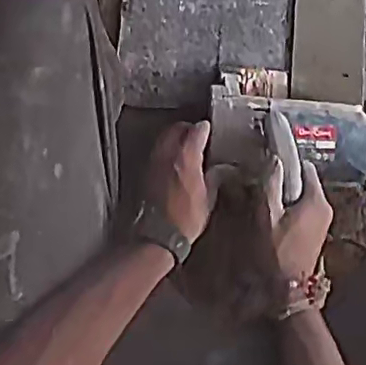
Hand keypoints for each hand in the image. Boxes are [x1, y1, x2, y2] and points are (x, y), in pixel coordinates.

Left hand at [144, 120, 214, 242]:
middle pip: (175, 129)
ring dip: (174, 136)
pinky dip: (166, 148)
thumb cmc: (186, 219)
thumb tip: (218, 169)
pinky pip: (157, 150)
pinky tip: (173, 158)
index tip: (208, 128)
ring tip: (185, 144)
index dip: (204, 128)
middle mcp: (168, 156)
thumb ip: (213, 179)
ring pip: (163, 138)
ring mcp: (154, 162)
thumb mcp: (207, 200)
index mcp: (186, 159)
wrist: (158, 236)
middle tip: (196, 133)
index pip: (195, 132)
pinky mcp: (146, 172)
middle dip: (186, 128)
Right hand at [259, 156, 330, 280]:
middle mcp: (325, 208)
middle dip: (285, 179)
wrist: (288, 291)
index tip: (268, 161)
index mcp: (317, 200)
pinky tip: (274, 215)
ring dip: (287, 195)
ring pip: (303, 196)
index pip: (305, 167)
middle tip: (262, 182)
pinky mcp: (317, 233)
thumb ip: (272, 184)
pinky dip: (291, 207)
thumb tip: (275, 159)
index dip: (287, 161)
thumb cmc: (276, 251)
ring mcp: (323, 222)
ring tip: (265, 198)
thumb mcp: (268, 214)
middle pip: (304, 181)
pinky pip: (304, 209)